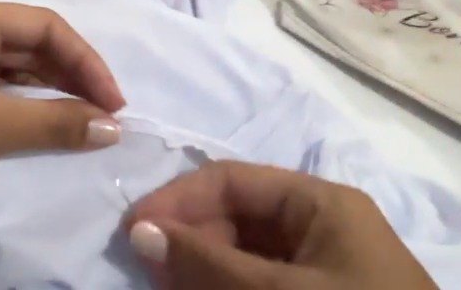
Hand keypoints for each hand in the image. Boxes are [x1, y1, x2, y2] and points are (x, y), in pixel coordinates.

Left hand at [0, 0, 125, 214]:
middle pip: (31, 40)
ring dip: (51, 88)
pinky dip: (26, 100)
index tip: (116, 104)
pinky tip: (47, 121)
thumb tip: (114, 127)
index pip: (45, 25)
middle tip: (108, 115)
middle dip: (72, 73)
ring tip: (87, 120)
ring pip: (15, 62)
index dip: (86, 61)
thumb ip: (57, 123)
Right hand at [126, 160, 437, 289]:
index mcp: (322, 204)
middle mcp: (323, 229)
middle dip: (190, 242)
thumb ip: (209, 262)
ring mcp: (327, 273)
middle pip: (236, 219)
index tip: (133, 231)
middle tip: (150, 272)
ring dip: (205, 273)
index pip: (230, 181)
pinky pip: (264, 287)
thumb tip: (138, 229)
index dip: (177, 200)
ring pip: (246, 257)